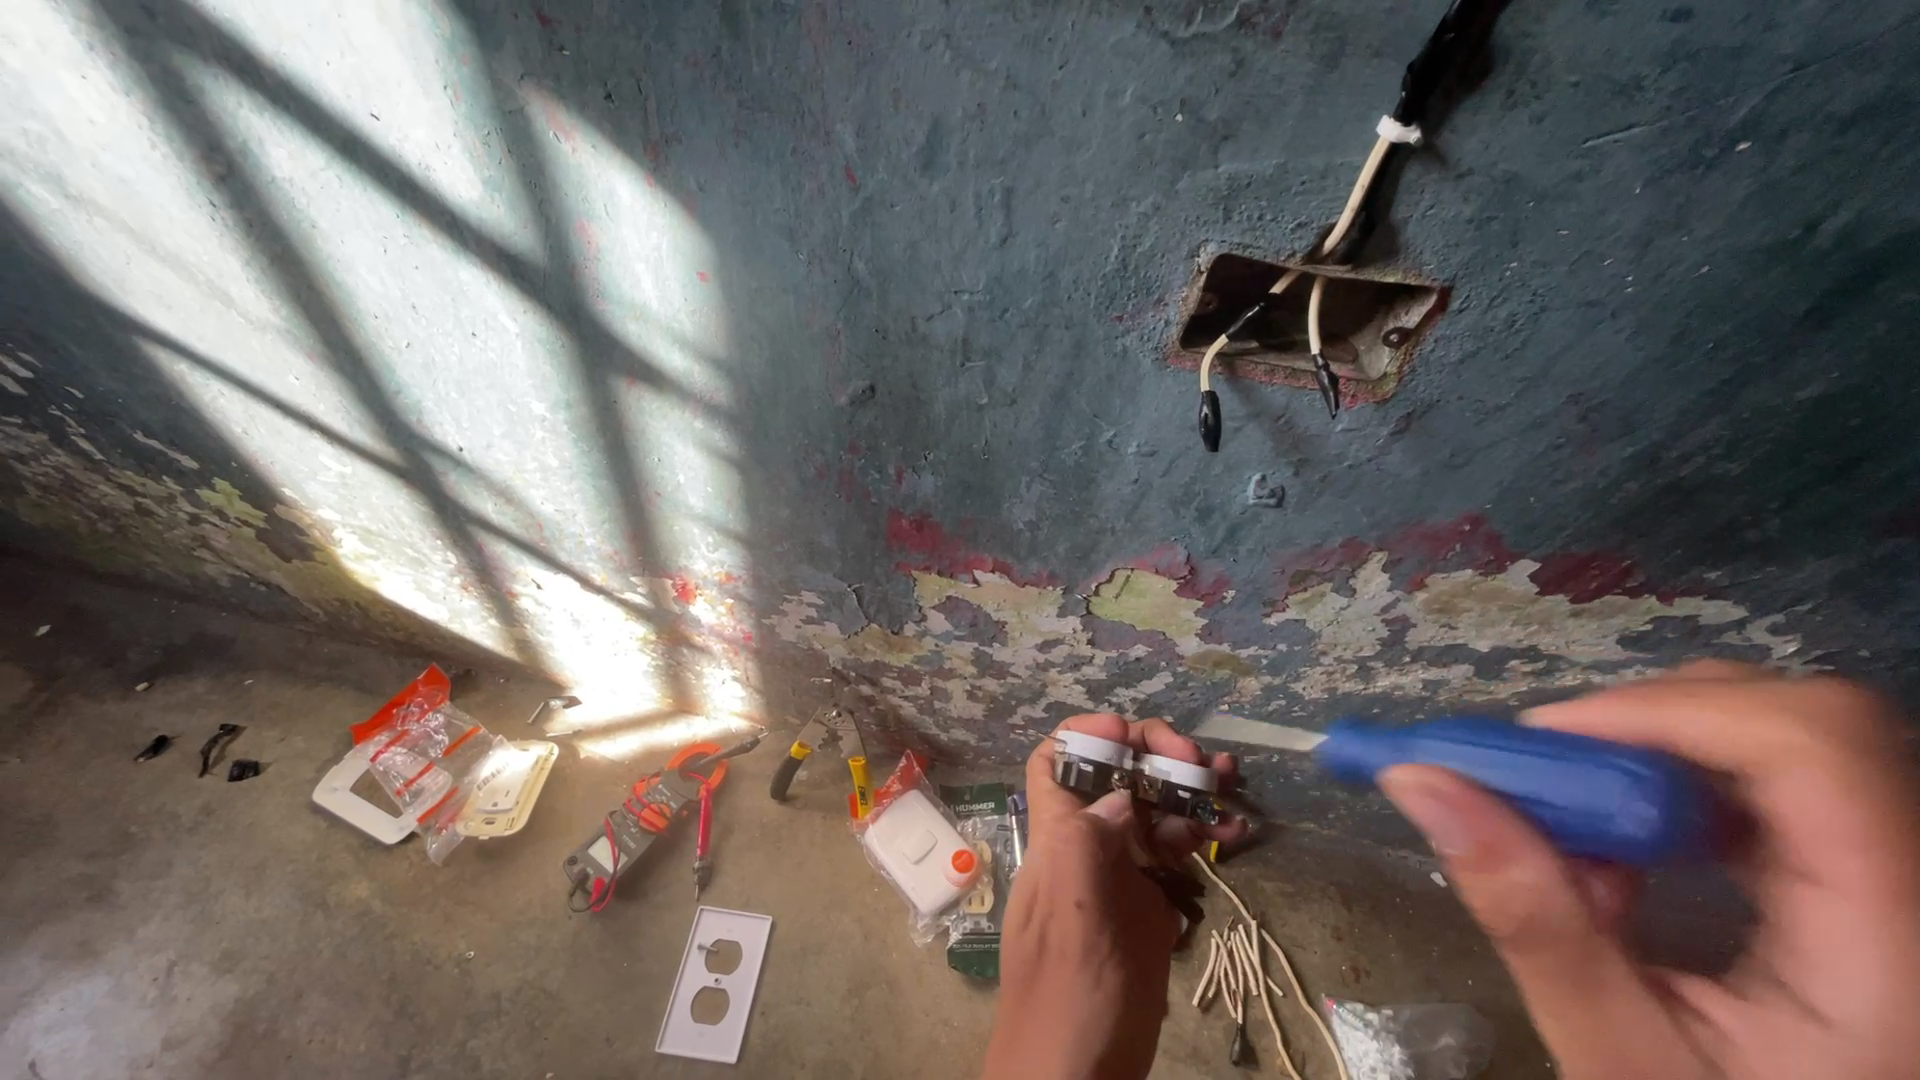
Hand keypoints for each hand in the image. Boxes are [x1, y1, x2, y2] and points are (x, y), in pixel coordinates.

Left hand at [981, 713, 1244, 1079]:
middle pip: (1115, 773)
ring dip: (1190, 784)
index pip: (1055, 759)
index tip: (1134, 738)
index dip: (1087, 735)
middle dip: (1155, 753)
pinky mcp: (1151, 899)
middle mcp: (1087, 842)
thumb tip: (1120, 795)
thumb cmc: (1065, 1000)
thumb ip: (1085, 846)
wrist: (1078, 1074)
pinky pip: (1178, 849)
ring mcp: (1121, 869)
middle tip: (1199, 762)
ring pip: (1153, 806)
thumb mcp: (1069, 920)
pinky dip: (1206, 829)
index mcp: (1056, 837)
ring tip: (1230, 778)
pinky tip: (1237, 826)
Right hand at [1378, 661, 1919, 1078]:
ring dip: (1664, 746)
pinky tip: (1637, 840)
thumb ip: (1528, 916)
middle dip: (1655, 718)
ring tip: (1586, 814)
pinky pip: (1787, 777)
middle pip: (1810, 720)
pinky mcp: (1873, 878)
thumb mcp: (1615, 1050)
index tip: (1545, 740)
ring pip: (1795, 735)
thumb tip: (1418, 780)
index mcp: (1894, 945)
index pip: (1811, 746)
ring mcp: (1906, 881)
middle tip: (1553, 769)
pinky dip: (1687, 779)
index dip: (1667, 711)